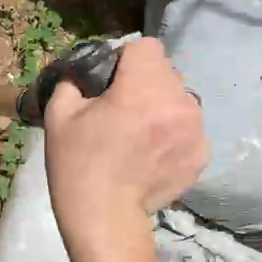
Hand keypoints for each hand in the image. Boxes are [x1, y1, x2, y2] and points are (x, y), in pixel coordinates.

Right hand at [44, 37, 206, 254]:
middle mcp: (178, 102)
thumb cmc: (76, 163)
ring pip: (180, 100)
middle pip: (166, 73)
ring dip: (161, 109)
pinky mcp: (203, 153)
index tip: (111, 80)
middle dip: (145, 84)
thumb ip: (73, 82)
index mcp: (141, 88)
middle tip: (121, 112)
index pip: (146, 47)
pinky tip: (151, 155)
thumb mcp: (58, 116)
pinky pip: (189, 129)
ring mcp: (196, 129)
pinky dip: (172, 135)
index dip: (126, 59)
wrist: (103, 215)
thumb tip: (83, 71)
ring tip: (138, 136)